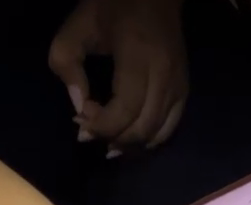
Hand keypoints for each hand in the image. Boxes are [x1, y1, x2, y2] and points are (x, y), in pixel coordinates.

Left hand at [48, 0, 188, 149]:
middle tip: (90, 132)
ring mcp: (178, 87)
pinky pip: (168, 130)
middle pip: (142, 128)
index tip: (79, 120)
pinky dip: (148, 141)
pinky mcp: (184, 93)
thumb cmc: (113, 6)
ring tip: (108, 141)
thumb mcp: (79, 24)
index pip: (126, 109)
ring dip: (130, 145)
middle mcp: (164, 76)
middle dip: (113, 138)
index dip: (102, 125)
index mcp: (138, 56)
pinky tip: (130, 139)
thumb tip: (79, 107)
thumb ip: (67, 63)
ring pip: (156, 135)